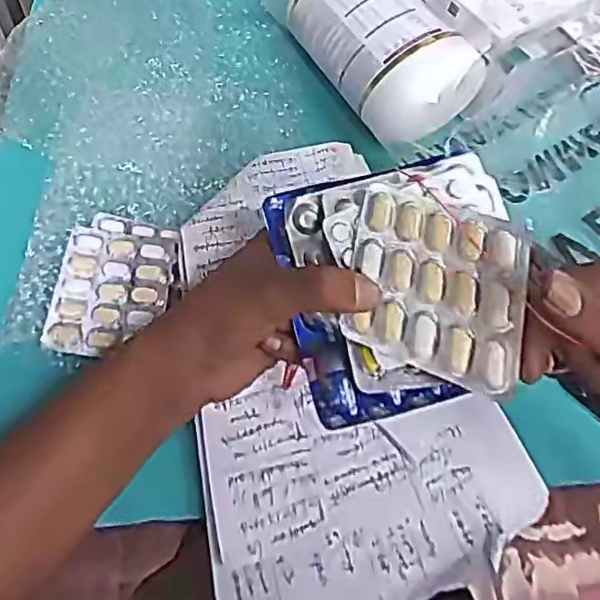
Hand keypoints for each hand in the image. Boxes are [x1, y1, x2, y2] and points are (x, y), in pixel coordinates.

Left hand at [138, 235, 379, 405]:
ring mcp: (285, 305)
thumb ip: (321, 287)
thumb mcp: (273, 292)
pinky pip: (321, 336)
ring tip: (395, 323)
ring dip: (352, 317)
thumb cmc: (223, 315)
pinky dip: (336, 344)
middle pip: (331, 272)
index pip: (322, 231)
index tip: (397, 240)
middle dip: (361, 282)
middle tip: (410, 288)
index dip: (355, 234)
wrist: (190, 368)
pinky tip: (363, 351)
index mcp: (276, 247)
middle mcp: (284, 272)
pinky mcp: (287, 337)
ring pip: (329, 307)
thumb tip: (372, 291)